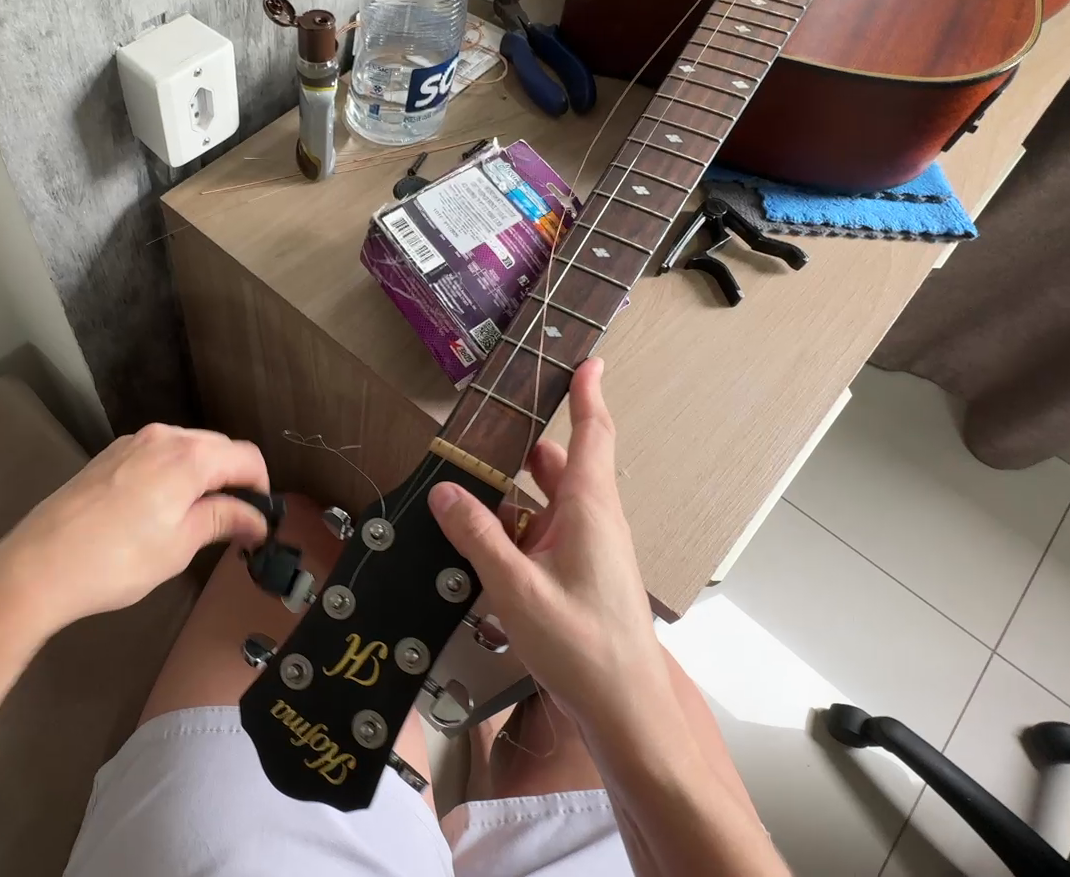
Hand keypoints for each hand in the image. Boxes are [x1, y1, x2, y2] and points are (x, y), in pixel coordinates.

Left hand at [0, 424, 270, 634]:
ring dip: (202, 476)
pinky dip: (172, 473)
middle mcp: (163, 437)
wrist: (38, 565)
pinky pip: (157, 454)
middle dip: (233, 480)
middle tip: (232, 525)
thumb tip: (257, 519)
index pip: (247, 457)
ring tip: (195, 519)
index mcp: (189, 456)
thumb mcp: (180, 545)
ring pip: (186, 449)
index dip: (262, 488)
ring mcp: (131, 442)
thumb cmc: (117, 561)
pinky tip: (159, 509)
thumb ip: (224, 520)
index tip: (258, 522)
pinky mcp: (108, 455)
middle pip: (218, 447)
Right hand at [427, 359, 666, 721]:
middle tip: (480, 432)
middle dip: (524, 446)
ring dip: (514, 493)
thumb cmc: (581, 646)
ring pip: (548, 500)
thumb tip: (445, 491)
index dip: (588, 395)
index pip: (592, 436)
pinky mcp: (579, 572)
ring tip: (466, 490)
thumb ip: (478, 536)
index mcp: (589, 511)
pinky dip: (516, 527)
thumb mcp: (516, 588)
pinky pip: (544, 531)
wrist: (625, 709)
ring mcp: (588, 548)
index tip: (586, 360)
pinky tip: (482, 545)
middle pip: (560, 465)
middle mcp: (593, 521)